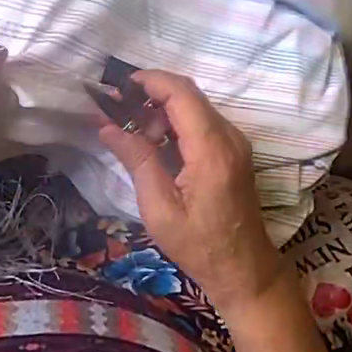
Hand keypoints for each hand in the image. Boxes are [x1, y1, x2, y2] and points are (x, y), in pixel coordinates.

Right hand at [100, 72, 294, 310]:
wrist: (243, 269)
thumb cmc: (199, 245)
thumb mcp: (159, 208)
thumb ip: (136, 160)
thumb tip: (107, 126)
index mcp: (211, 150)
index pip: (181, 93)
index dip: (148, 81)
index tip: (117, 86)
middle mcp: (229, 137)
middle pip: (188, 94)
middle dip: (150, 94)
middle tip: (116, 109)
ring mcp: (235, 143)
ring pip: (194, 106)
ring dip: (160, 111)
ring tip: (131, 134)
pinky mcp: (233, 152)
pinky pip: (202, 123)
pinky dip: (174, 123)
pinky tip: (153, 144)